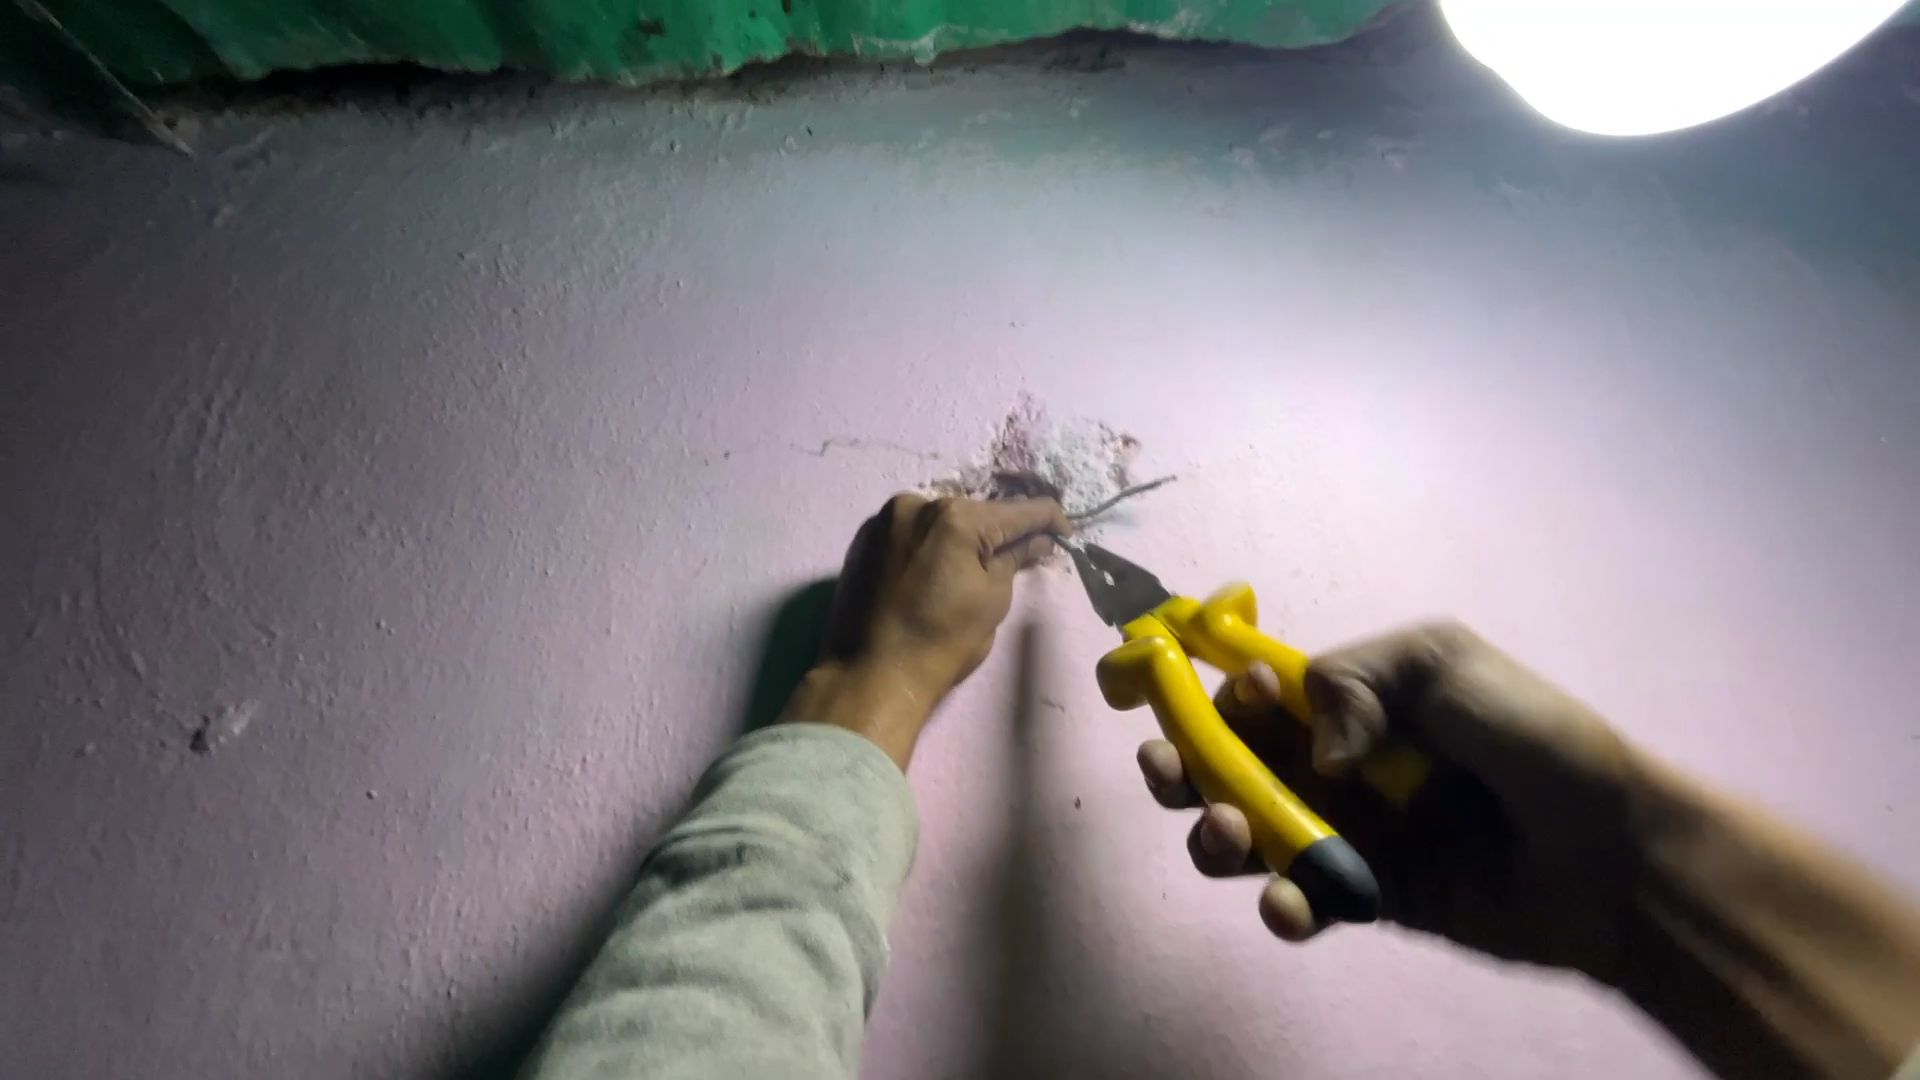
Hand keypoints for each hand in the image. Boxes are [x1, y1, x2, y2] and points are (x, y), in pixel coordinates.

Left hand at [783, 493, 1069, 768]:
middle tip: (1019, 558)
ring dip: (961, 538)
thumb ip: (1016, 559)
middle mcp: (916, 504)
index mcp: (955, 517)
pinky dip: (929, 546)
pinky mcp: (863, 539)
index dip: (1050, 521)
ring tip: (971, 571)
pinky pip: (910, 532)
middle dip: (999, 532)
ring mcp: (884, 519)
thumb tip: (1039, 541)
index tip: (1066, 534)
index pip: (1018, 510)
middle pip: (975, 512)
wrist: (869, 677)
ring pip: (940, 520)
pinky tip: (933, 575)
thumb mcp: (992, 600)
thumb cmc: (940, 643)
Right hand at [1139, 622, 1647, 984]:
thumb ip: (1355, 679)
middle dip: (1179, 766)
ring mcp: (1335, 832)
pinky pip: (1297, 901)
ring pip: (1239, 832)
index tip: (1238, 702)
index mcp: (1335, 706)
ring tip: (1231, 836)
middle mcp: (1320, 766)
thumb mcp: (1441, 661)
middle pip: (1221, 764)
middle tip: (1170, 772)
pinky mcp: (1357, 896)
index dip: (1220, 698)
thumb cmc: (1527, 736)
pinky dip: (1278, 906)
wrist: (1618, 852)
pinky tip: (1288, 905)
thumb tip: (1314, 756)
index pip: (1249, 698)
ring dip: (1212, 834)